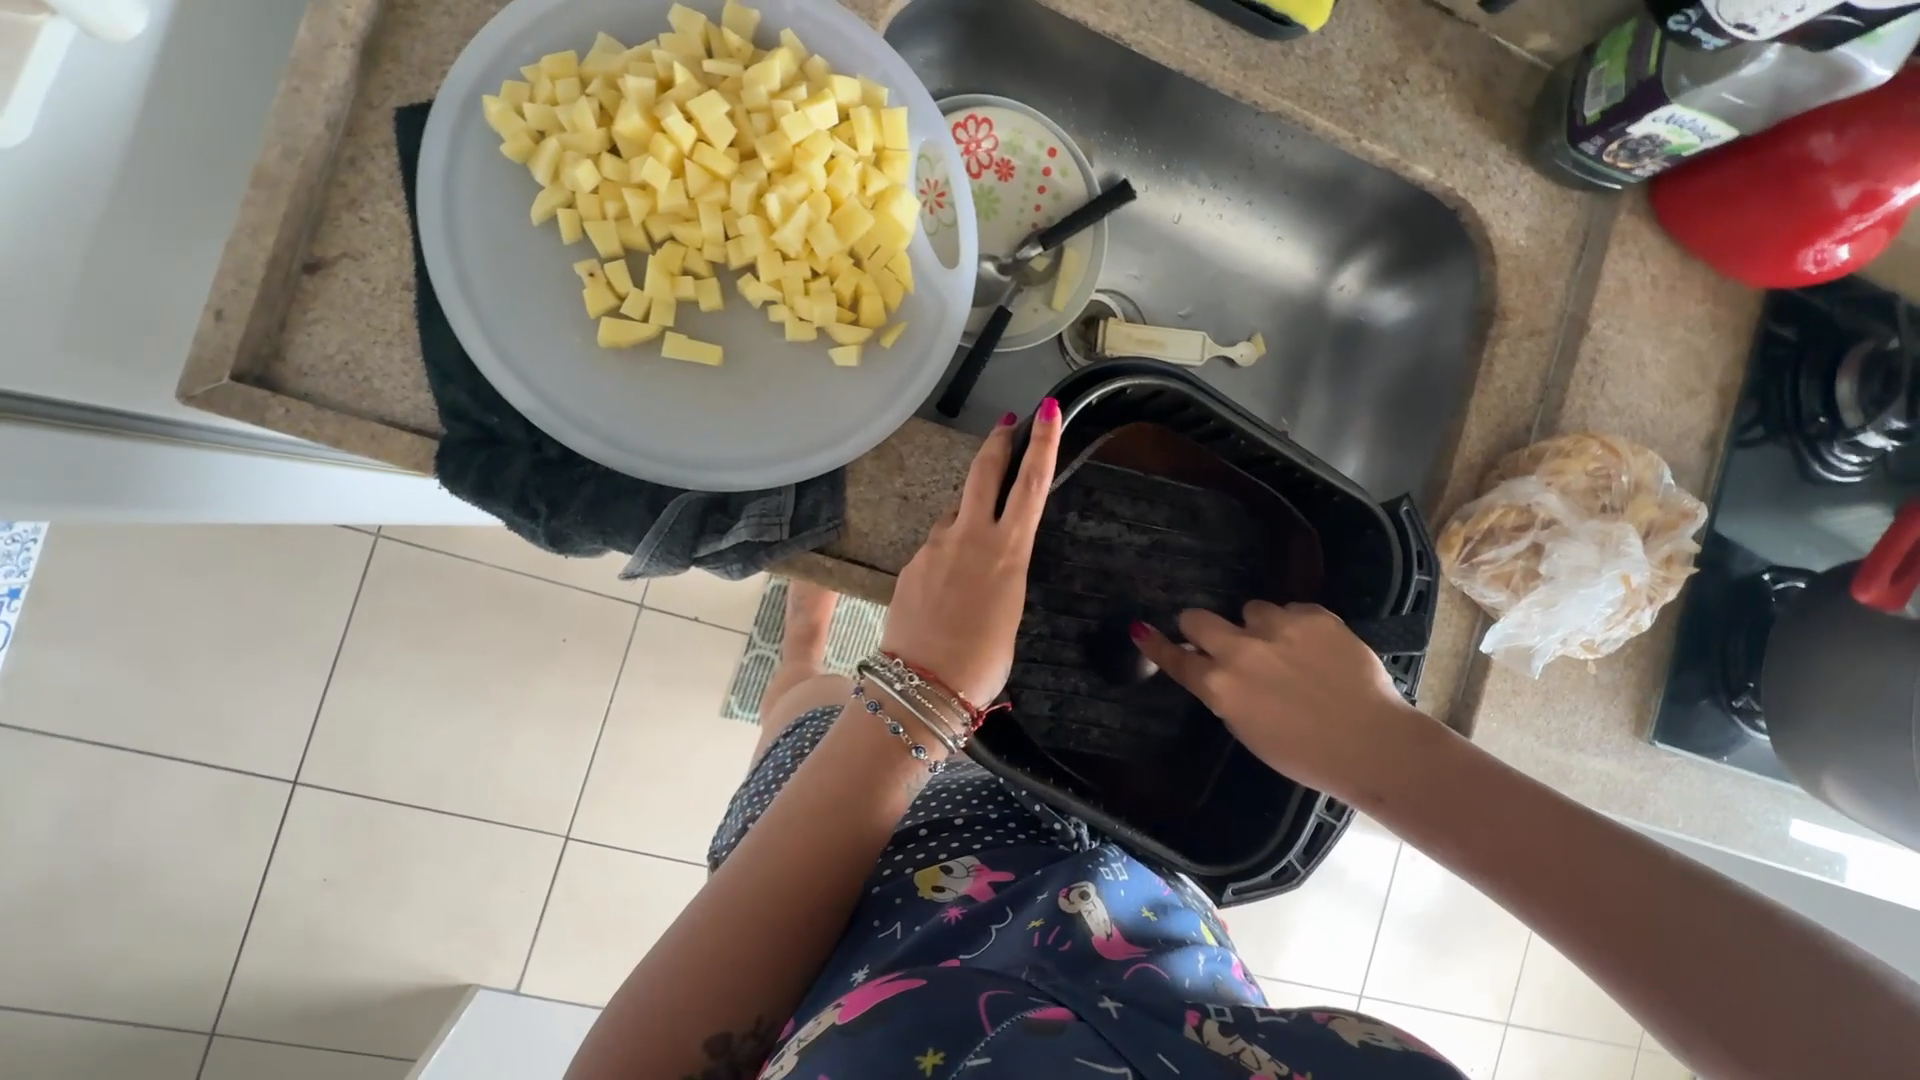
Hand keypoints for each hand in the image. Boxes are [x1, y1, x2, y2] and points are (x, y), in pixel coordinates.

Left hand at [880, 400, 1062, 706]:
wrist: (924, 684)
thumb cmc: (983, 661)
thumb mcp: (1009, 611)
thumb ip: (1000, 573)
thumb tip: (986, 560)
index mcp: (1007, 550)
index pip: (1030, 484)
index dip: (1042, 444)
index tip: (1046, 412)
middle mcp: (969, 536)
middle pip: (983, 472)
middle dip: (997, 442)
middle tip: (1005, 423)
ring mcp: (934, 547)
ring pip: (954, 515)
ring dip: (965, 517)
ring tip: (972, 557)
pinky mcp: (910, 564)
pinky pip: (934, 549)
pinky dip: (944, 556)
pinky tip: (944, 590)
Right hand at [1132, 601, 1427, 795]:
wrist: (1373, 743)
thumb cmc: (1305, 754)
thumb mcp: (1248, 730)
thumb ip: (1225, 695)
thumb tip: (1214, 671)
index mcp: (1220, 687)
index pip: (1175, 658)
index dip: (1155, 645)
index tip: (1141, 631)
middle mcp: (1240, 650)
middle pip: (1198, 618)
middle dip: (1203, 628)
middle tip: (1222, 641)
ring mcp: (1278, 628)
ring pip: (1250, 610)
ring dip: (1258, 627)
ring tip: (1287, 650)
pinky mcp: (1314, 615)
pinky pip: (1291, 610)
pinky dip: (1297, 627)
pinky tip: (1318, 650)